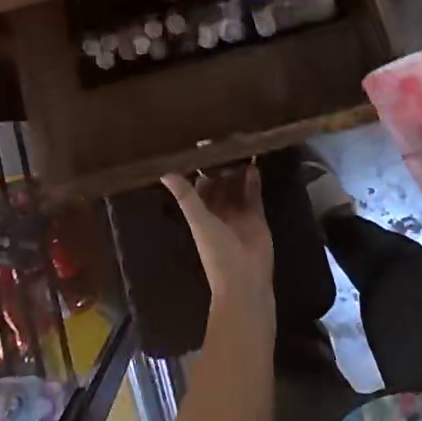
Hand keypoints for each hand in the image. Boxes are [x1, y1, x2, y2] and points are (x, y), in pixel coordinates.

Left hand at [162, 162, 273, 325]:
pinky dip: (254, 180)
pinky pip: (254, 193)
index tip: (204, 146)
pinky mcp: (257, 216)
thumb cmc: (216, 253)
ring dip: (239, 170)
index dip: (201, 168)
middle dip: (222, 166)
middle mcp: (219, 211)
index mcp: (202, 214)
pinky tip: (254, 163)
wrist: (245, 281)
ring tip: (241, 146)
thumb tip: (164, 172)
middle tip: (226, 140)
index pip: (200, 185)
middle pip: (221, 183)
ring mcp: (239, 213)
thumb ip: (186, 196)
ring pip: (238, 186)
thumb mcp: (199, 222)